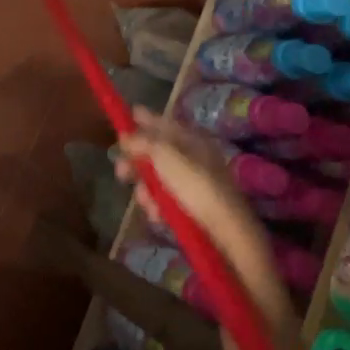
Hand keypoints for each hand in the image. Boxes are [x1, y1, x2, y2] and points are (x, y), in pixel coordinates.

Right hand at [115, 107, 268, 266]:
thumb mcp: (166, 157)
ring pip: (157, 180)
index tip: (126, 116)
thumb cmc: (197, 187)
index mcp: (192, 141)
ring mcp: (193, 185)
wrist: (228, 233)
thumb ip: (143, 142)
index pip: (164, 123)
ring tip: (146, 202)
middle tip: (121, 172)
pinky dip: (157, 206)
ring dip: (145, 190)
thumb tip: (125, 135)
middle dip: (136, 164)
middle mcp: (193, 159)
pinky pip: (165, 200)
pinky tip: (157, 215)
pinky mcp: (192, 208)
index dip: (144, 119)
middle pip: (155, 154)